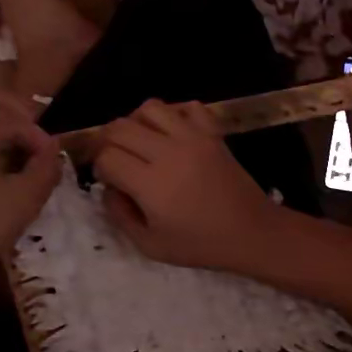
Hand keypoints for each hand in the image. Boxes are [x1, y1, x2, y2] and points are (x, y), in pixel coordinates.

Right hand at [93, 99, 285, 269]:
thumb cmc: (201, 244)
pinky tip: (173, 134)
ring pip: (150, 107)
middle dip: (107, 141)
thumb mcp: (150, 245)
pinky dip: (174, 113)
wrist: (252, 232)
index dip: (99, 167)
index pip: (106, 156)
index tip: (109, 180)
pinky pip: (188, 106)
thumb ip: (120, 215)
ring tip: (141, 143)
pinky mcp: (213, 133)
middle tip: (115, 160)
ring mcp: (194, 137)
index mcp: (151, 184)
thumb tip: (108, 187)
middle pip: (120, 127)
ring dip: (137, 122)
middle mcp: (169, 152)